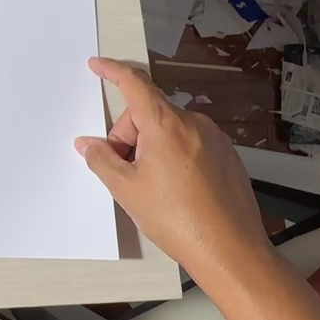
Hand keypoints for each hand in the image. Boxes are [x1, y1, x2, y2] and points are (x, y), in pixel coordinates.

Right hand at [75, 57, 270, 276]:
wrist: (231, 253)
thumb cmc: (176, 219)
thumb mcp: (126, 189)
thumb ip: (102, 159)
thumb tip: (88, 145)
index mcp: (166, 124)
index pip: (134, 84)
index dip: (112, 71)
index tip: (97, 65)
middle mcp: (194, 123)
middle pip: (148, 114)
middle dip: (128, 136)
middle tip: (123, 171)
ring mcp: (215, 139)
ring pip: (169, 129)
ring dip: (151, 147)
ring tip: (151, 186)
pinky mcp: (228, 156)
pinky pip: (190, 143)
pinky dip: (174, 155)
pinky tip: (175, 189)